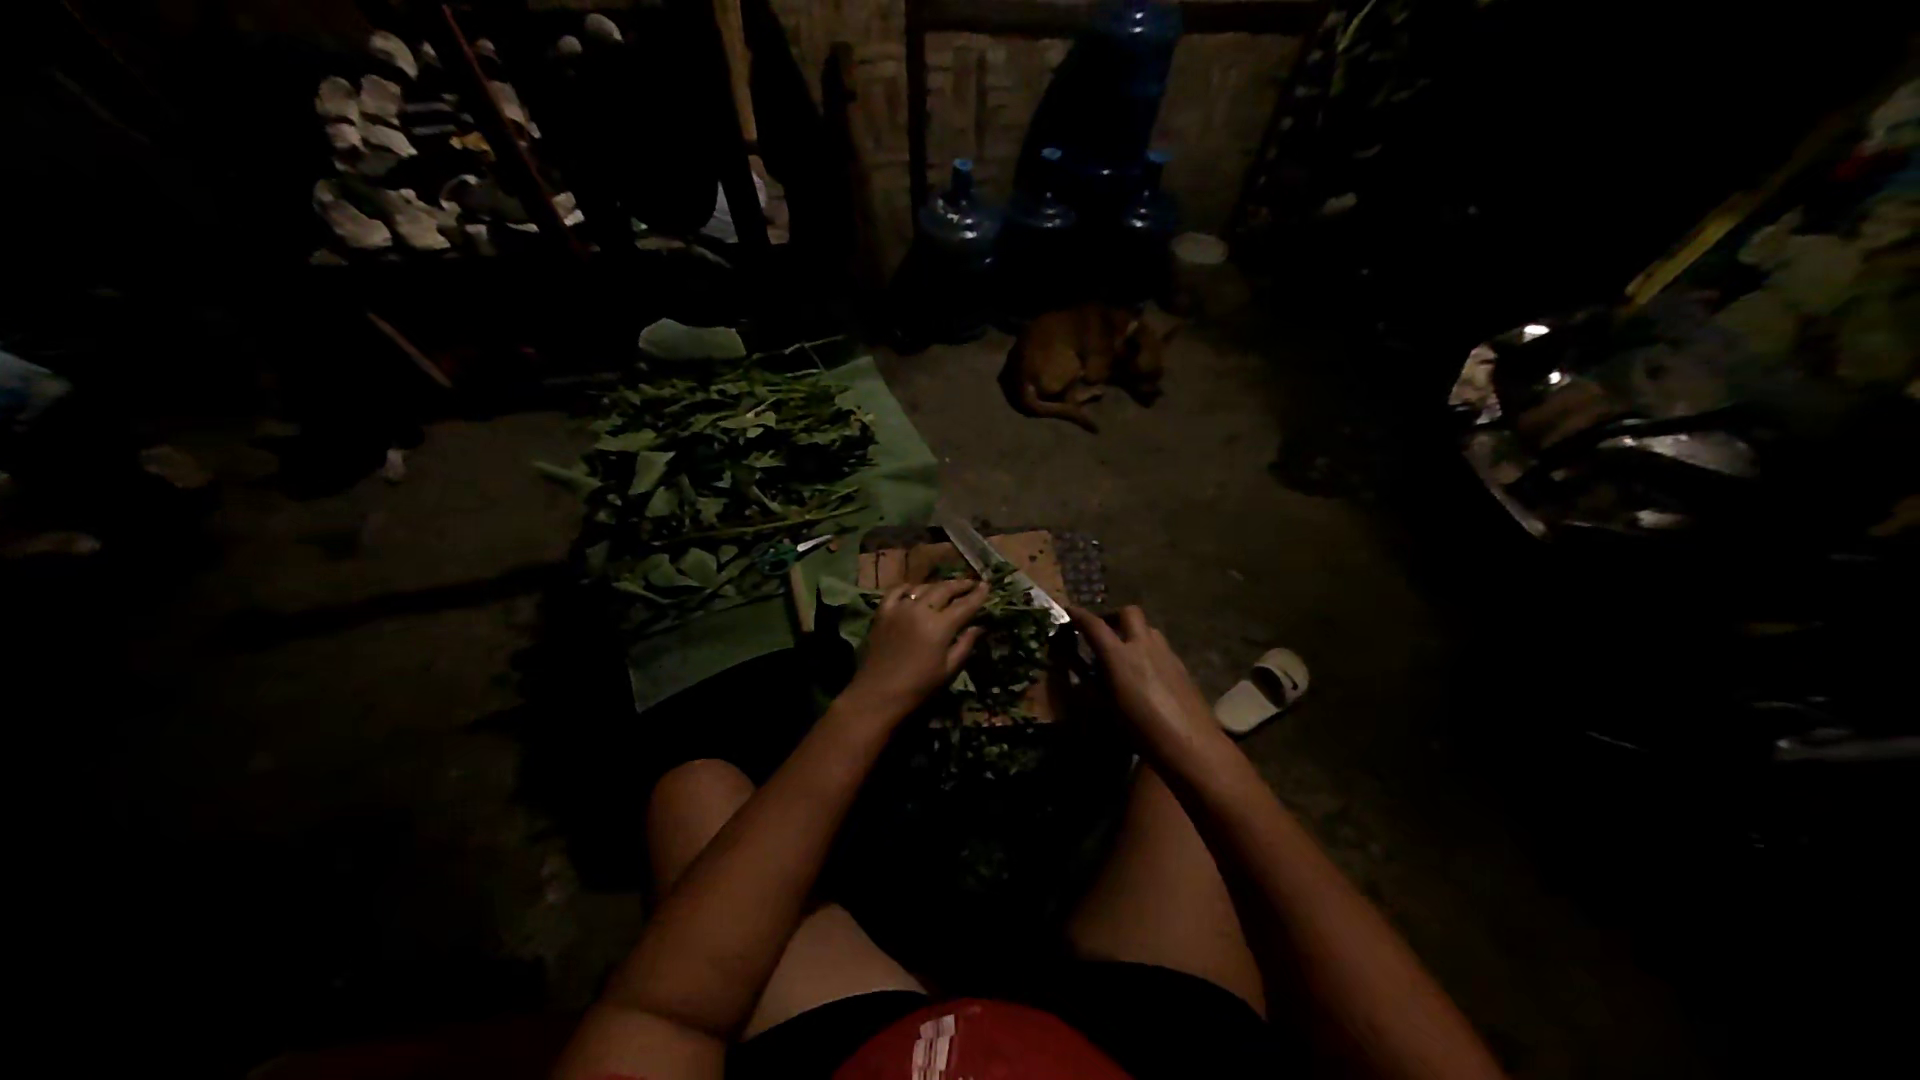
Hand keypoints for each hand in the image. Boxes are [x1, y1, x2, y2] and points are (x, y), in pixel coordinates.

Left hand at [841, 579, 988, 719]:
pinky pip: (897, 591)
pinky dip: (909, 588)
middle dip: (960, 585)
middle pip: (944, 589)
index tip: (987, 585)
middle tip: (971, 583)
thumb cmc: (918, 686)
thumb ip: (965, 644)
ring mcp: (899, 608)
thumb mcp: (948, 669)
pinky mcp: (883, 612)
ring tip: (947, 588)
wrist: (878, 694)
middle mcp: (921, 610)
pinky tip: (914, 590)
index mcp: (940, 626)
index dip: (978, 595)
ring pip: (923, 587)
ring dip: (938, 586)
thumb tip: (979, 627)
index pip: (965, 605)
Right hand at [1070, 605, 1224, 760]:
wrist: (1192, 744)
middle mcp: (1144, 646)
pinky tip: (1146, 673)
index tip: (1070, 610)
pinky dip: (1148, 649)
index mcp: (1120, 657)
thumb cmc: (1143, 731)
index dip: (1079, 615)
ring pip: (1148, 628)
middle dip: (1114, 616)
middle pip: (1129, 613)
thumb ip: (1099, 685)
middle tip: (1104, 630)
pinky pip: (1161, 647)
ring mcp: (1166, 654)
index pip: (1095, 626)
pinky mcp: (1181, 666)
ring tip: (1125, 653)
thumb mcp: (1110, 710)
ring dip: (1134, 632)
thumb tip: (1093, 673)